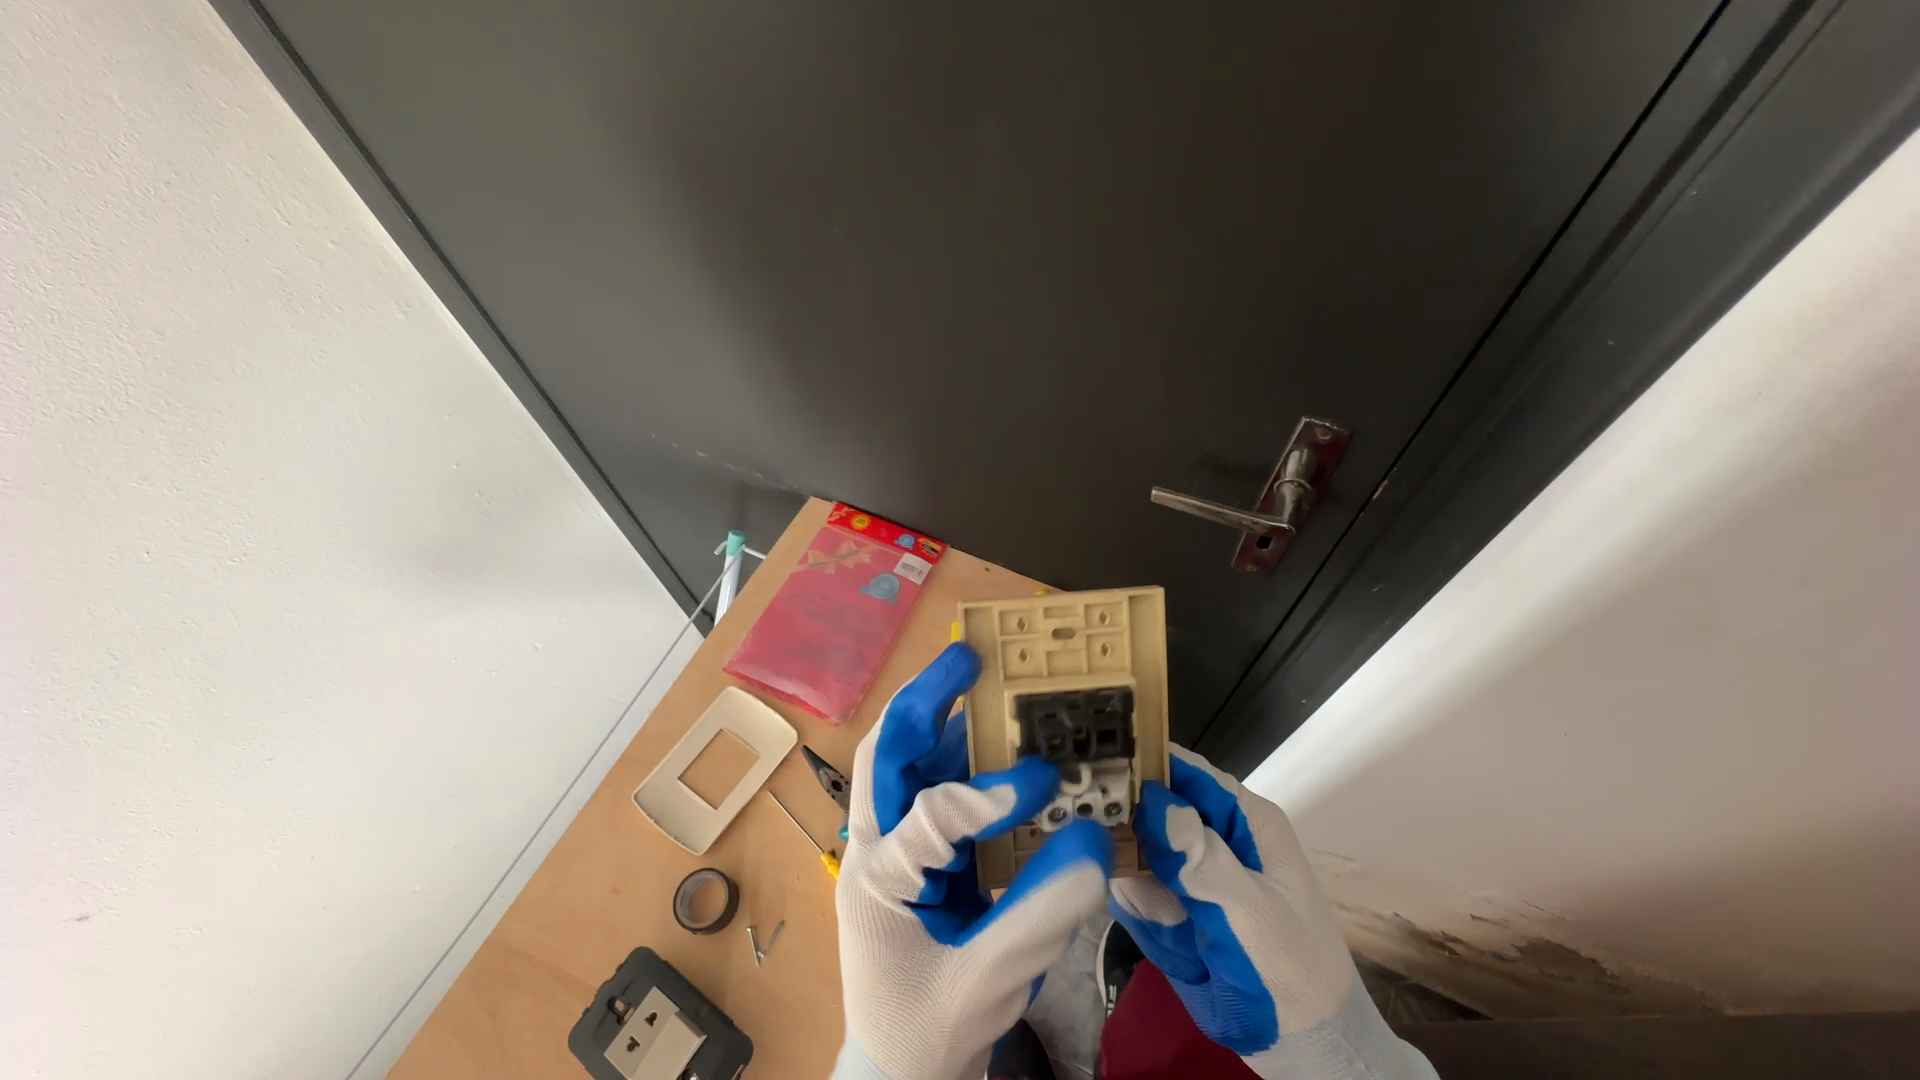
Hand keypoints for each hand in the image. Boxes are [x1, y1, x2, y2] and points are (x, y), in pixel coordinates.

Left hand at [833, 643, 1114, 1079]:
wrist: (902, 1066)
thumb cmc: (929, 1030)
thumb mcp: (988, 980)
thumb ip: (1041, 911)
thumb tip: (1090, 838)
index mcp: (878, 882)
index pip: (924, 819)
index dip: (982, 796)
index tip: (1040, 782)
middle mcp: (876, 849)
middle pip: (888, 755)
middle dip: (924, 701)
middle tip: (968, 658)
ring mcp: (896, 848)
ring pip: (911, 763)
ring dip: (947, 722)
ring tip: (987, 686)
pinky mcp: (923, 856)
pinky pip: (941, 792)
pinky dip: (970, 763)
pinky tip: (1006, 750)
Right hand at [1110, 746, 1435, 1079]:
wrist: (1305, 1048)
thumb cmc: (1291, 972)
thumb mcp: (1249, 914)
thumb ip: (1199, 859)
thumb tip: (1152, 800)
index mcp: (1243, 819)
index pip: (1182, 770)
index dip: (1138, 768)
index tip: (1094, 779)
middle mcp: (1211, 834)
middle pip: (1147, 810)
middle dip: (1132, 844)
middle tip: (1137, 881)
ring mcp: (1189, 871)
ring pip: (1134, 857)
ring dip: (1145, 896)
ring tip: (1181, 934)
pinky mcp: (1174, 904)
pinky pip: (1137, 897)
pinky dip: (1147, 922)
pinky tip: (1180, 951)